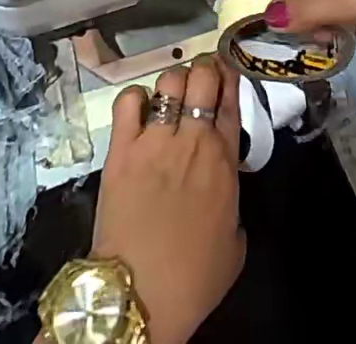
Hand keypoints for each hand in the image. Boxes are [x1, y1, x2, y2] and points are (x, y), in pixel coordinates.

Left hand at [91, 54, 245, 343]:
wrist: (143, 287)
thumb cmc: (196, 275)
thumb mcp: (234, 240)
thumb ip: (230, 198)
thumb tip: (218, 179)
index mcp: (224, 163)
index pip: (230, 105)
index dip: (230, 80)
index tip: (228, 68)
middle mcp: (191, 141)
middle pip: (201, 81)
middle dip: (205, 68)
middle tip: (204, 69)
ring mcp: (153, 139)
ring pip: (168, 83)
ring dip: (175, 78)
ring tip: (175, 84)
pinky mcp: (121, 145)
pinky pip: (127, 101)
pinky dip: (136, 96)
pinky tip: (140, 104)